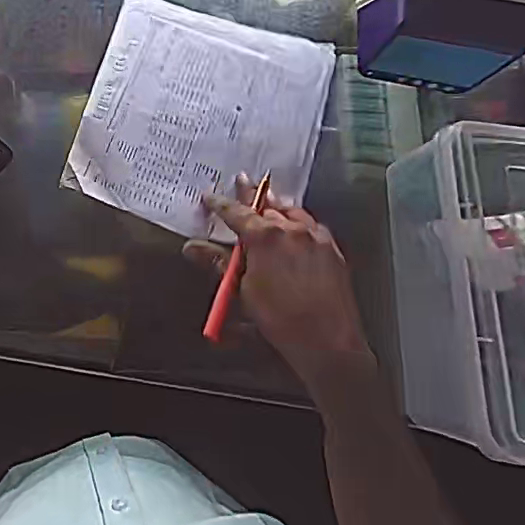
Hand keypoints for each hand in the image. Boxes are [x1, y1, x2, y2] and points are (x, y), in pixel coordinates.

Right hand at [184, 175, 373, 386]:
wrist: (328, 341)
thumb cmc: (280, 320)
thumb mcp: (242, 291)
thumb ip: (220, 263)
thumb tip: (193, 248)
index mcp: (265, 236)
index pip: (236, 212)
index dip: (220, 204)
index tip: (210, 197)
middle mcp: (292, 229)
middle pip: (266, 206)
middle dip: (251, 197)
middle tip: (241, 183)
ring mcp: (315, 237)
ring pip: (291, 211)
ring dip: (276, 207)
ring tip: (268, 201)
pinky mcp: (332, 248)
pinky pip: (312, 226)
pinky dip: (299, 222)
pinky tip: (296, 228)